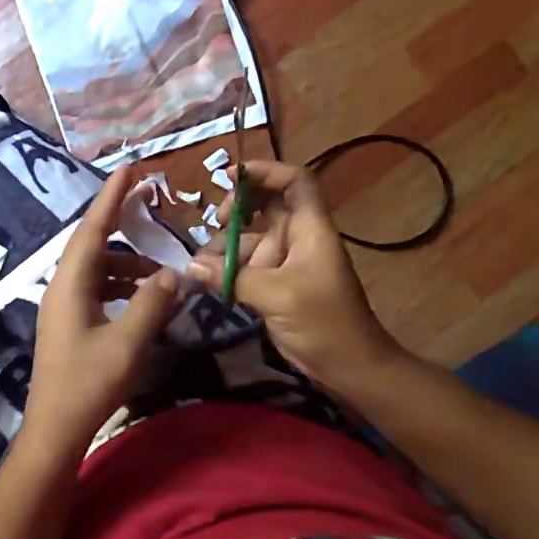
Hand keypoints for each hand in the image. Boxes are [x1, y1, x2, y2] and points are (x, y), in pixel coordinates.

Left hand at [27, 169, 179, 447]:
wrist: (55, 428)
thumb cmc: (88, 383)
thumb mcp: (127, 342)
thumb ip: (153, 302)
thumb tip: (175, 273)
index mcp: (70, 284)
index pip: (93, 229)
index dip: (112, 197)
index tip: (130, 169)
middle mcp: (63, 287)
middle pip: (95, 244)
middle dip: (123, 223)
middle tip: (152, 205)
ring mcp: (64, 306)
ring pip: (100, 269)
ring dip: (131, 264)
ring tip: (164, 272)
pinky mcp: (71, 323)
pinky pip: (99, 289)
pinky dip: (124, 286)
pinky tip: (146, 299)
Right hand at [186, 160, 403, 384]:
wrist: (348, 366)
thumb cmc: (324, 322)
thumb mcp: (277, 295)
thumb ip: (232, 277)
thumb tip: (189, 266)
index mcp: (310, 228)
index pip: (294, 181)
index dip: (265, 171)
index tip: (230, 176)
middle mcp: (297, 238)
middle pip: (265, 206)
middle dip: (236, 209)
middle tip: (212, 222)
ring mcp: (285, 262)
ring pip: (250, 239)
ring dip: (224, 246)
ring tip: (198, 264)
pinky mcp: (275, 285)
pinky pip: (246, 266)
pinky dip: (227, 270)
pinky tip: (204, 279)